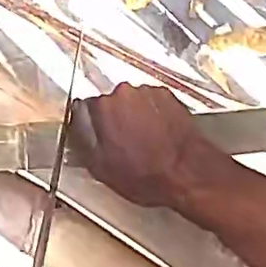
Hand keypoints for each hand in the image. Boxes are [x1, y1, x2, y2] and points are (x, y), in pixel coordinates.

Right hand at [77, 84, 230, 209]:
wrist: (189, 174)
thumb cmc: (149, 175)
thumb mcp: (104, 171)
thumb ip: (83, 145)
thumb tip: (76, 134)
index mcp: (103, 107)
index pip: (85, 107)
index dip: (92, 124)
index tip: (98, 135)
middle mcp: (123, 92)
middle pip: (111, 101)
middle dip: (115, 119)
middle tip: (124, 142)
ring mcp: (146, 91)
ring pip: (133, 101)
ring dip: (135, 115)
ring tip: (146, 142)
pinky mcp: (166, 95)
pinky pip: (153, 101)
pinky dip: (154, 114)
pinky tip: (160, 135)